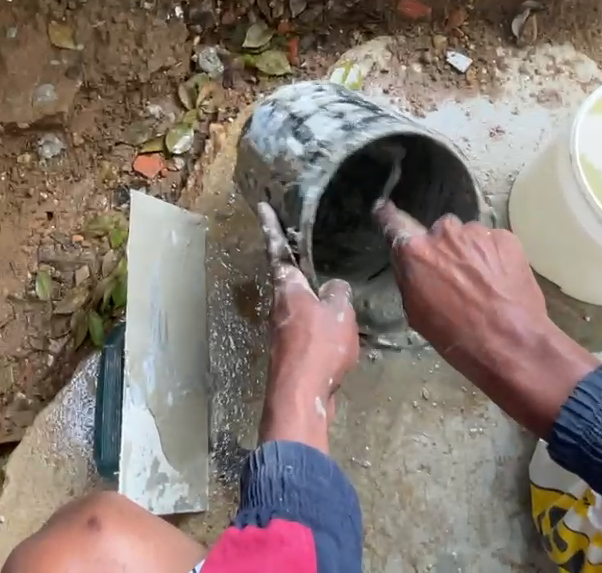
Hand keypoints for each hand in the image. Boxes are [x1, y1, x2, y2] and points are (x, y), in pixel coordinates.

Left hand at [256, 203, 358, 450]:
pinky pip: (312, 328)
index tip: (261, 206)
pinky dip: (324, 324)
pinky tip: (340, 331)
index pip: (278, 248)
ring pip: (302, 304)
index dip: (271, 225)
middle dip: (298, 264)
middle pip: (289, 277)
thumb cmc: (318, 346)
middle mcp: (281, 304)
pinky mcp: (294, 351)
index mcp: (288, 287)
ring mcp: (285, 329)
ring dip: (315, 298)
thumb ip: (338, 293)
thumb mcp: (339, 312)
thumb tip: (334, 286)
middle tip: (307, 247)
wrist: (302, 396)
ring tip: (335, 293)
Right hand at [375, 200, 596, 435]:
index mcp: (414, 250)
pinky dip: (495, 257)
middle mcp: (443, 232)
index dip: (389, 216)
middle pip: (439, 232)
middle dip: (443, 248)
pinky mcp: (506, 238)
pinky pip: (494, 242)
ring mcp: (477, 232)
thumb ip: (409, 276)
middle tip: (455, 276)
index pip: (393, 222)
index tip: (387, 210)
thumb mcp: (416, 311)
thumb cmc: (456, 336)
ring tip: (484, 283)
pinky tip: (502, 281)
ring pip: (468, 236)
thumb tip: (410, 262)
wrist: (512, 344)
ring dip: (471, 252)